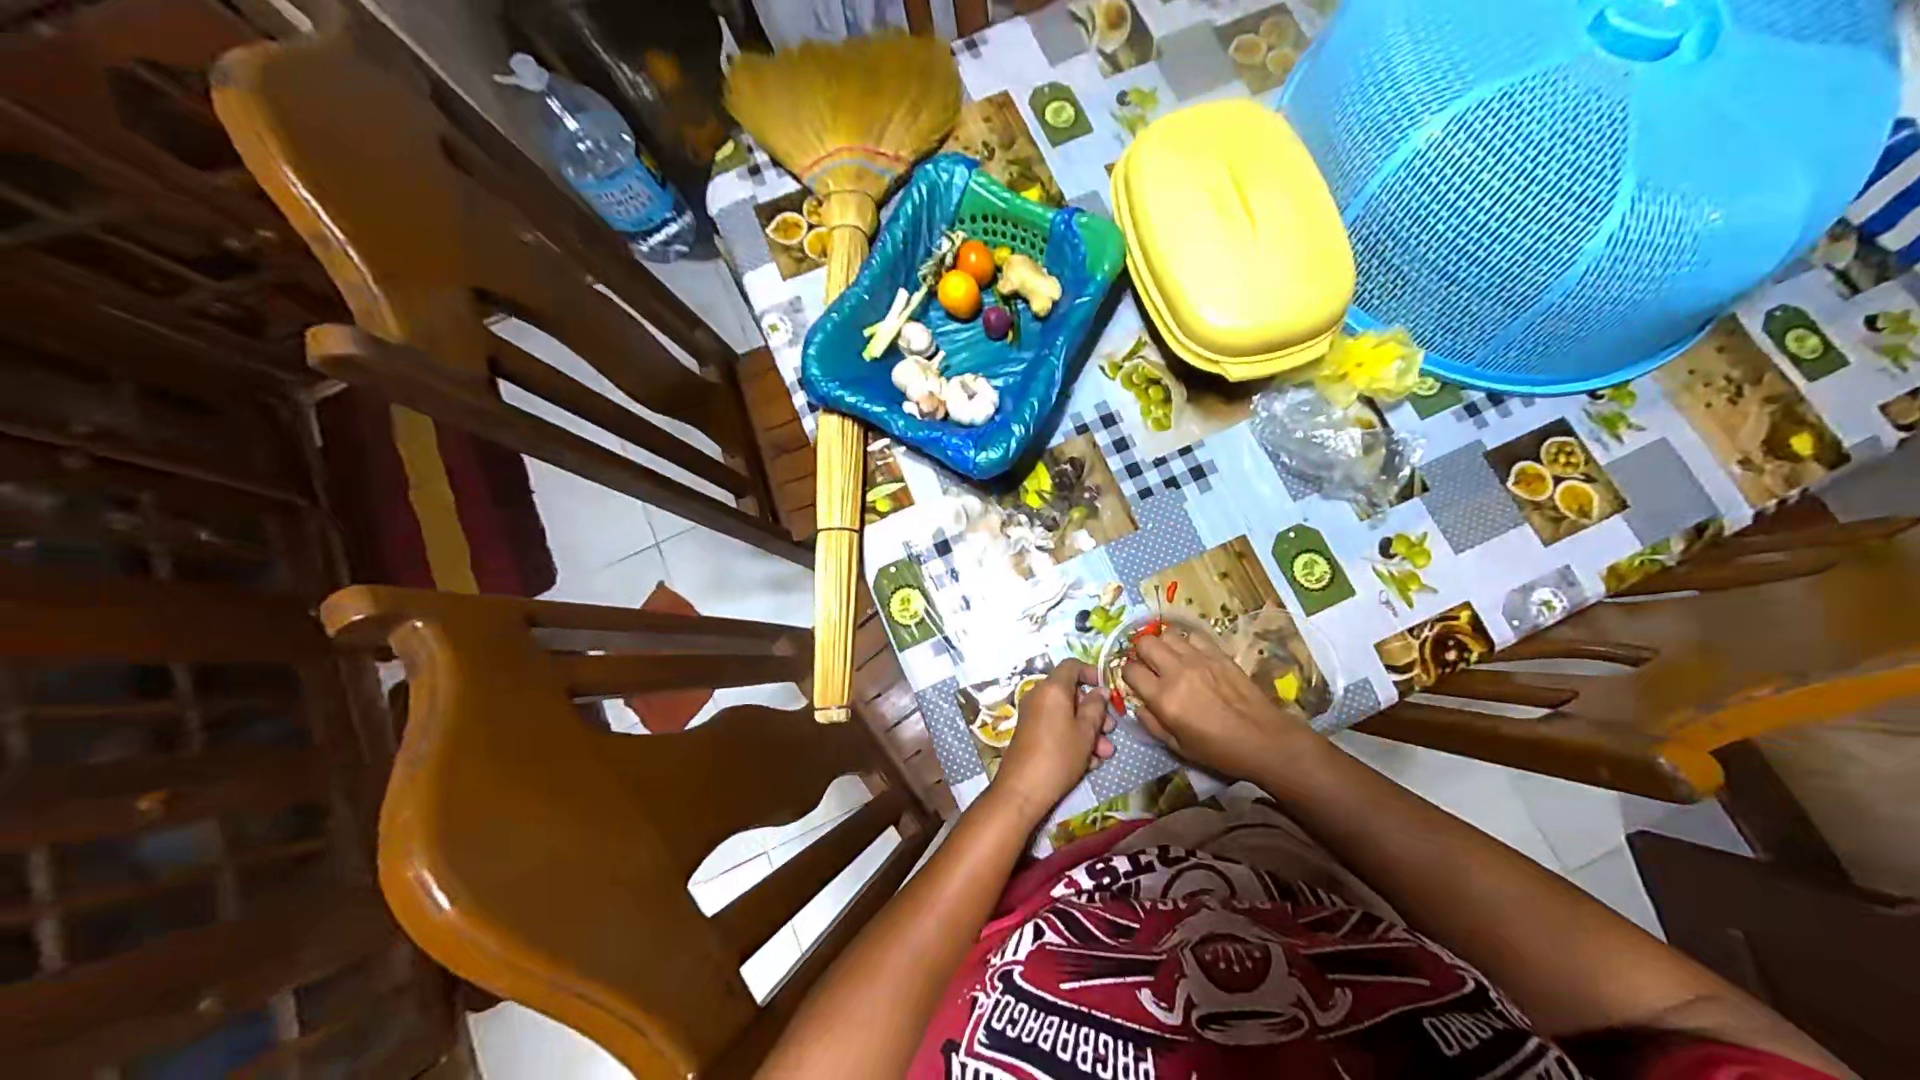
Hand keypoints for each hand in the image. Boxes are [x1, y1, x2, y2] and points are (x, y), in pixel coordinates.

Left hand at [993, 660, 1114, 819]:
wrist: (1023, 790)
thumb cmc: (1059, 755)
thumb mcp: (1085, 731)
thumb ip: (1096, 707)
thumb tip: (1100, 691)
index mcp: (1052, 688)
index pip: (1072, 666)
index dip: (1092, 673)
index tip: (1108, 690)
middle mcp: (1039, 696)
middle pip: (1071, 693)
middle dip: (1095, 712)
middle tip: (1110, 730)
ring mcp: (1033, 715)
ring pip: (1066, 714)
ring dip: (1088, 730)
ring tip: (1104, 754)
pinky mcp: (1031, 733)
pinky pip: (1056, 727)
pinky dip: (1073, 739)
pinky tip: (1089, 762)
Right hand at [1122, 630, 1312, 776]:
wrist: (1263, 739)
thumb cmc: (1218, 750)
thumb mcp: (1177, 747)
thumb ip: (1152, 724)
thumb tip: (1139, 706)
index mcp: (1164, 698)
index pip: (1130, 671)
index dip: (1127, 675)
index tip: (1134, 682)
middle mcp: (1177, 672)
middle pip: (1144, 643)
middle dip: (1140, 653)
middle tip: (1148, 665)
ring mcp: (1199, 659)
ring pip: (1167, 635)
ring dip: (1163, 645)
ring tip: (1169, 658)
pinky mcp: (1218, 654)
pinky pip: (1193, 636)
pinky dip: (1187, 643)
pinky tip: (1191, 656)